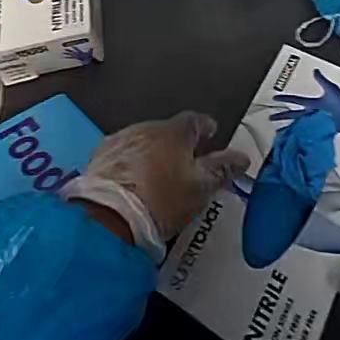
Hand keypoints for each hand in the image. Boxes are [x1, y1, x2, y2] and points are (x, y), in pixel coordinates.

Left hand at [66, 111, 248, 260]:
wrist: (105, 219)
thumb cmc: (160, 200)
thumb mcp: (200, 188)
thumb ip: (222, 169)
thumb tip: (241, 157)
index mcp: (175, 131)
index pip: (197, 120)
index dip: (206, 129)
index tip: (211, 136)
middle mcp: (147, 128)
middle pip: (169, 131)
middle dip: (179, 144)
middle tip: (188, 164)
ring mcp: (120, 141)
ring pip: (144, 142)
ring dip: (153, 153)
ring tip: (159, 177)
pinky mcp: (98, 159)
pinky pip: (123, 155)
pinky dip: (131, 164)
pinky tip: (133, 183)